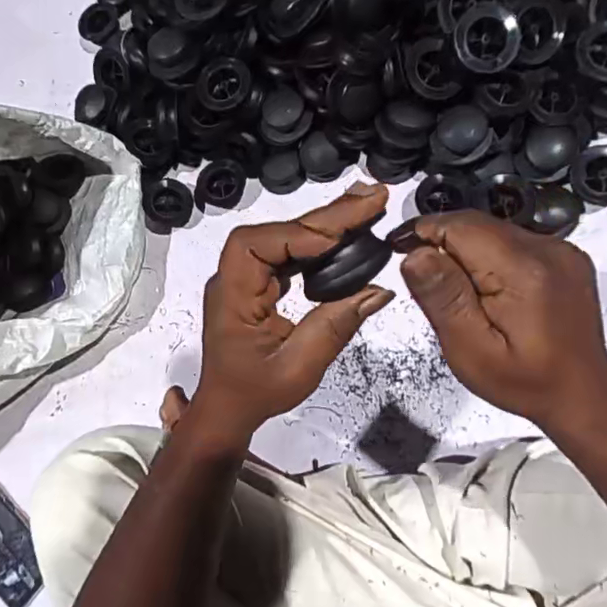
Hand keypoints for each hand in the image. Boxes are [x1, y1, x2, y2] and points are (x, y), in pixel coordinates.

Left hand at [189, 183, 394, 439]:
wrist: (228, 408)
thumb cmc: (254, 394)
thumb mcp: (299, 367)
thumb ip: (336, 326)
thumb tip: (377, 292)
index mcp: (232, 297)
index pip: (257, 245)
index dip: (299, 234)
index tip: (340, 234)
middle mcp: (234, 280)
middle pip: (276, 232)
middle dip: (325, 217)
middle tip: (371, 198)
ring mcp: (245, 280)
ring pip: (285, 238)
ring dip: (325, 224)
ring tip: (366, 209)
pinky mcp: (258, 285)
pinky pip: (288, 253)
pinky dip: (317, 242)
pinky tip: (344, 235)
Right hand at [399, 211, 606, 428]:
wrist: (579, 394)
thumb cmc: (528, 382)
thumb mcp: (471, 350)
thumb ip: (443, 298)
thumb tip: (416, 254)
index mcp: (524, 271)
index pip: (460, 226)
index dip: (424, 232)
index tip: (399, 246)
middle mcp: (548, 252)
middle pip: (477, 225)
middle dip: (443, 243)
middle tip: (423, 278)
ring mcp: (560, 252)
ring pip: (493, 232)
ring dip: (466, 252)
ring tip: (457, 294)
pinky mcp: (563, 259)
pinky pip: (513, 243)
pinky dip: (490, 259)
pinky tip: (486, 293)